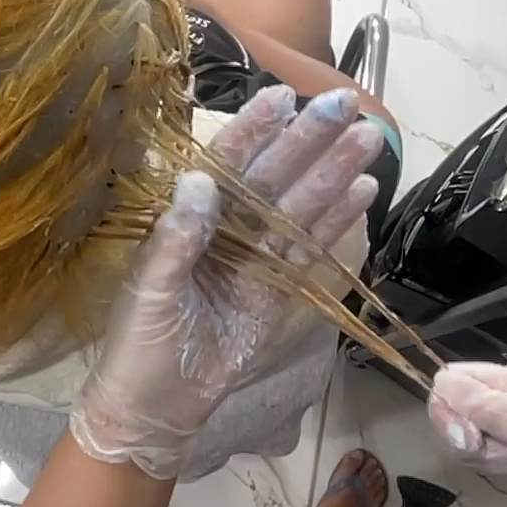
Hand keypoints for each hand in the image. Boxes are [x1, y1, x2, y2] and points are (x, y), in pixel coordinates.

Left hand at [70, 86, 382, 478]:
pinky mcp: (276, 294)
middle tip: (343, 103)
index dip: (250, 133)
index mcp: (184, 225)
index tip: (280, 97)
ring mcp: (252, 262)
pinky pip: (307, 251)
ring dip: (330, 173)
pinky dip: (334, 222)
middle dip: (304, 142)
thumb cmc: (139, 346)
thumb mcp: (148, 290)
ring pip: (296, 209)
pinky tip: (362, 189)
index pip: (221, 169)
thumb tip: (200, 179)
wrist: (155, 408)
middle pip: (269, 180)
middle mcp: (222, 234)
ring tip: (367, 137)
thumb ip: (175, 238)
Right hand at [428, 361, 506, 506]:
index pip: (462, 377)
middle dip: (464, 433)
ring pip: (472, 433)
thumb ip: (495, 411)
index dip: (450, 402)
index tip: (468, 435)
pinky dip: (494, 467)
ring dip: (481, 454)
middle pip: (461, 405)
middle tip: (497, 457)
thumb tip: (441, 382)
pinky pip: (490, 456)